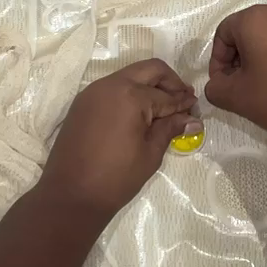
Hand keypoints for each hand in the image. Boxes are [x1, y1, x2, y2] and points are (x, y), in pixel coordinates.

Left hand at [38, 59, 199, 216]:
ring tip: (163, 109)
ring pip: (129, 76)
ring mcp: (93, 92)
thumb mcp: (150, 153)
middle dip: (169, 82)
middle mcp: (110, 85)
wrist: (70, 196)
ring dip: (149, 86)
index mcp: (130, 95)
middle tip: (183, 100)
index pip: (165, 95)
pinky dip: (130, 94)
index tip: (196, 108)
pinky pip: (112, 88)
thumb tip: (192, 119)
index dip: (183, 103)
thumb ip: (170, 129)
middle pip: (149, 70)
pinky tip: (139, 114)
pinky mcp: (82, 103)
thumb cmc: (116, 178)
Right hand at [204, 3, 266, 152]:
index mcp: (256, 18)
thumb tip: (218, 84)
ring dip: (262, 59)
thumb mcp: (238, 99)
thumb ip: (216, 88)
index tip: (224, 86)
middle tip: (243, 88)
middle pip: (248, 31)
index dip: (218, 61)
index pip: (223, 33)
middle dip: (240, 59)